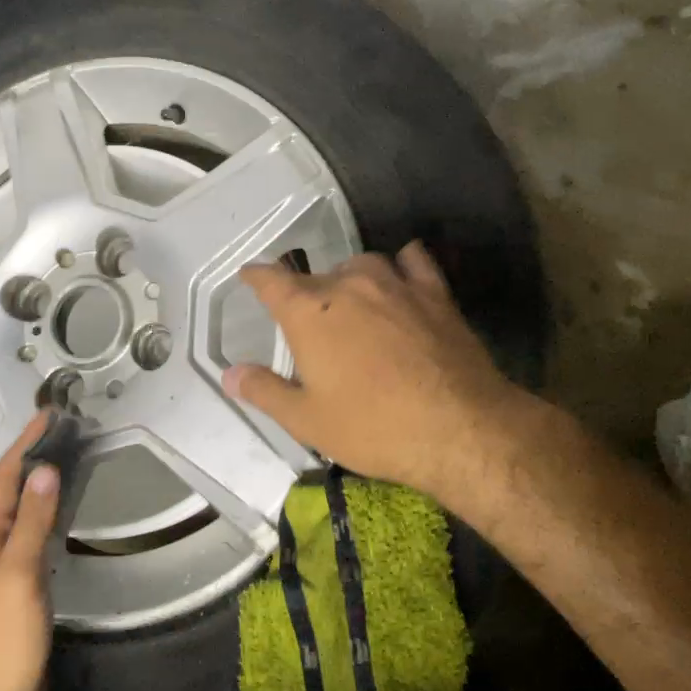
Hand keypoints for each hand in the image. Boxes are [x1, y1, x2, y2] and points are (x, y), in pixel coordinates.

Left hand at [0, 414, 62, 690]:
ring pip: (15, 511)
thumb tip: (44, 469)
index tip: (47, 414)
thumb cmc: (2, 641)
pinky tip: (55, 507)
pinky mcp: (10, 584)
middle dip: (28, 456)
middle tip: (61, 428)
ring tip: (62, 454)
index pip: (0, 479)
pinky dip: (40, 512)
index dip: (23, 445)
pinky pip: (24, 533)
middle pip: (4, 491)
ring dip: (35, 482)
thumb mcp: (19, 576)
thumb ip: (31, 522)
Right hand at [223, 240, 560, 501]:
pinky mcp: (434, 294)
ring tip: (351, 303)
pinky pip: (413, 261)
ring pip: (362, 265)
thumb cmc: (373, 427)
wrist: (460, 429)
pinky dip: (401, 265)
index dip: (256, 276)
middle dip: (306, 295)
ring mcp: (395, 285)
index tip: (249, 276)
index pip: (271, 280)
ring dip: (349, 279)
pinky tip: (401, 277)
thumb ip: (265, 391)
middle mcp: (348, 286)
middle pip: (317, 277)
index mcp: (309, 313)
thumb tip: (230, 374)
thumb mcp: (307, 420)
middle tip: (309, 326)